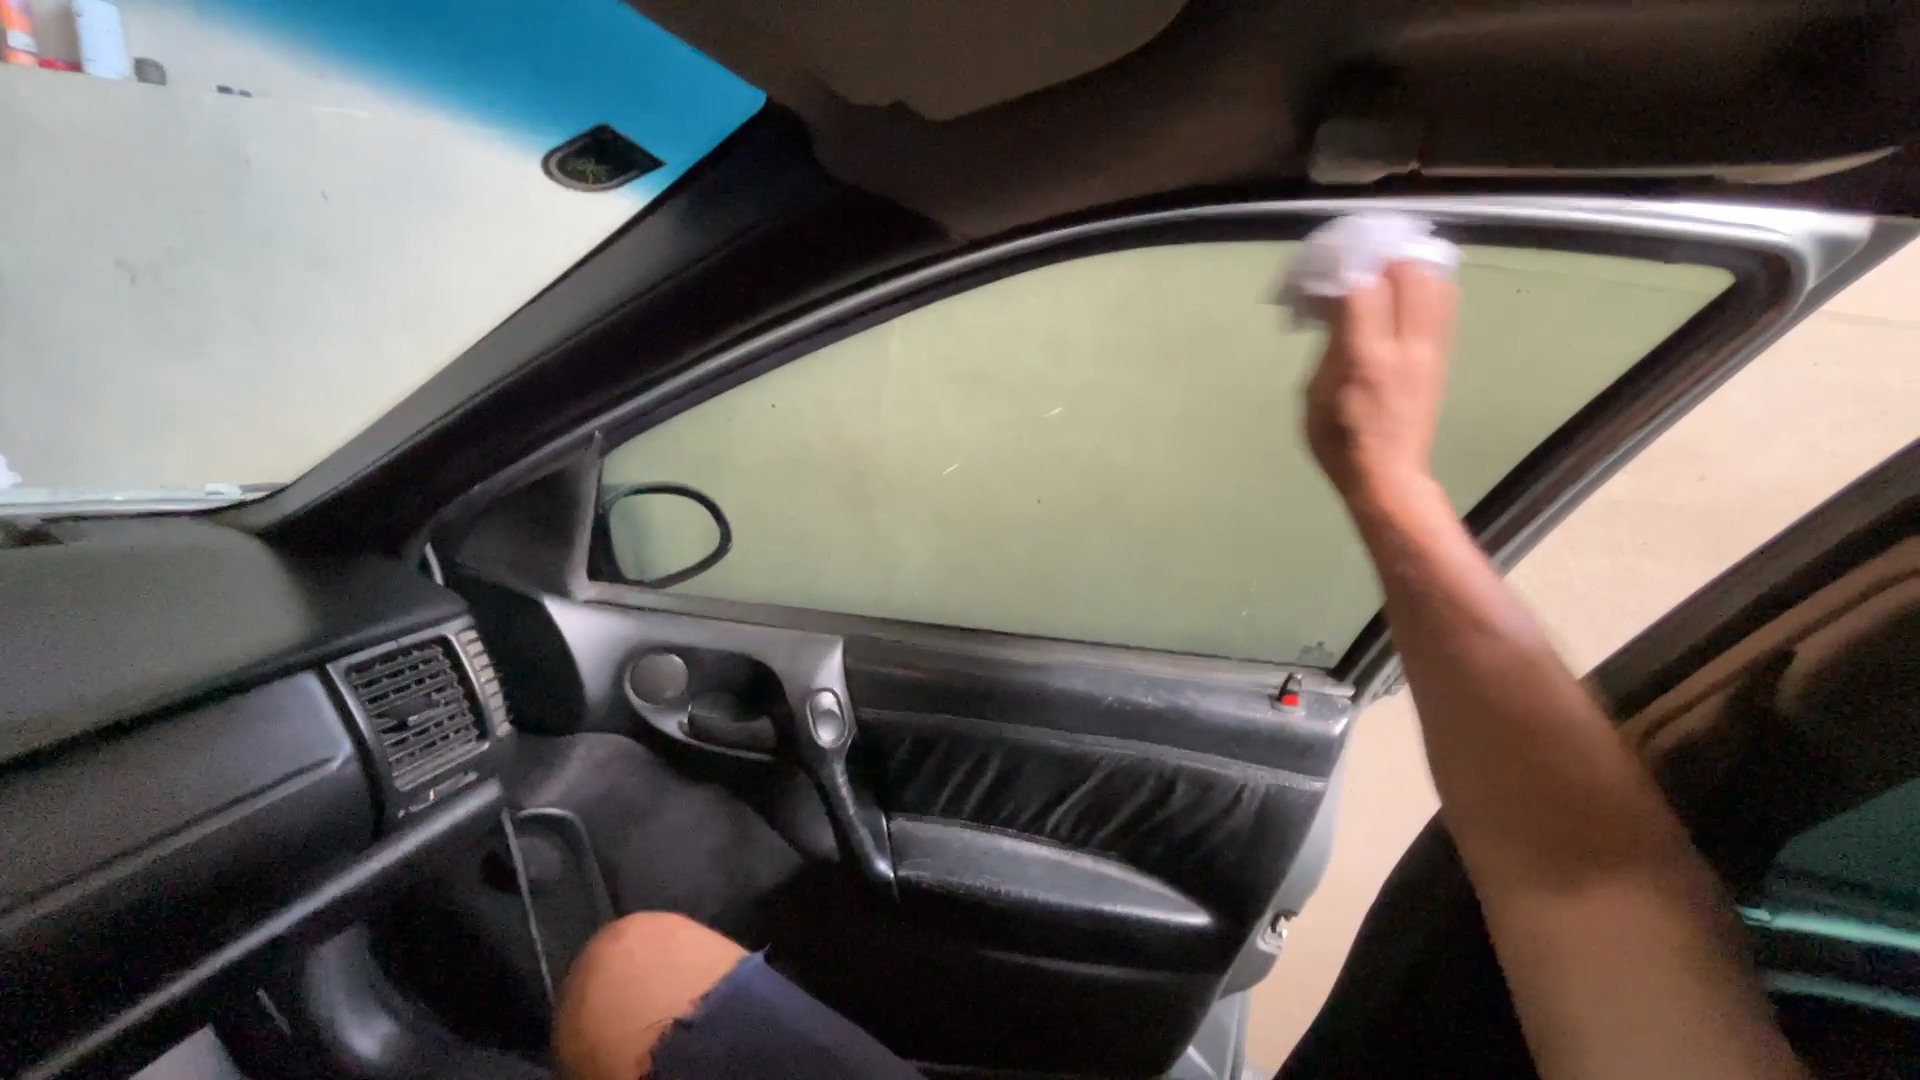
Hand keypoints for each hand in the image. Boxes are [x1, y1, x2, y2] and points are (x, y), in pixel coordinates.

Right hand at [1303, 261, 1457, 508]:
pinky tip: (1403, 296)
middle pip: (1408, 274)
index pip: (1363, 290)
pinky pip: (1443, 304)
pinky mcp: (1442, 356)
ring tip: (1383, 277)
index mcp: (1365, 360)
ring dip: (1408, 270)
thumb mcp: (1315, 395)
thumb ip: (1330, 346)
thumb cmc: (1338, 442)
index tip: (1324, 276)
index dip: (1344, 272)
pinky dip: (1425, 288)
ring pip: (1435, 283)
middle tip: (1357, 270)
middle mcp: (1405, 347)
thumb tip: (1336, 309)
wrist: (1387, 476)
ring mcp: (1430, 350)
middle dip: (1381, 261)